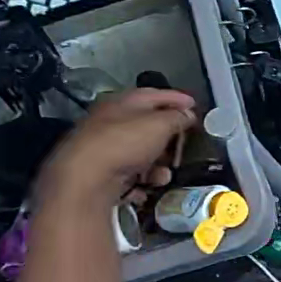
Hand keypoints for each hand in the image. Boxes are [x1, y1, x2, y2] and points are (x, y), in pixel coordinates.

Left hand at [36, 88, 195, 209]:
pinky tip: (148, 186)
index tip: (194, 105)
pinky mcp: (101, 172)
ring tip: (166, 173)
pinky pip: (130, 172)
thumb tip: (187, 115)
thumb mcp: (159, 125)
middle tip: (185, 142)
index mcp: (122, 103)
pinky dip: (143, 179)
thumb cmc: (125, 143)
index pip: (154, 95)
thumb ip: (177, 118)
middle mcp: (110, 122)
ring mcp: (104, 148)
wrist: (85, 179)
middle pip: (147, 125)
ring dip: (159, 163)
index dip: (177, 98)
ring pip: (141, 152)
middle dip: (169, 135)